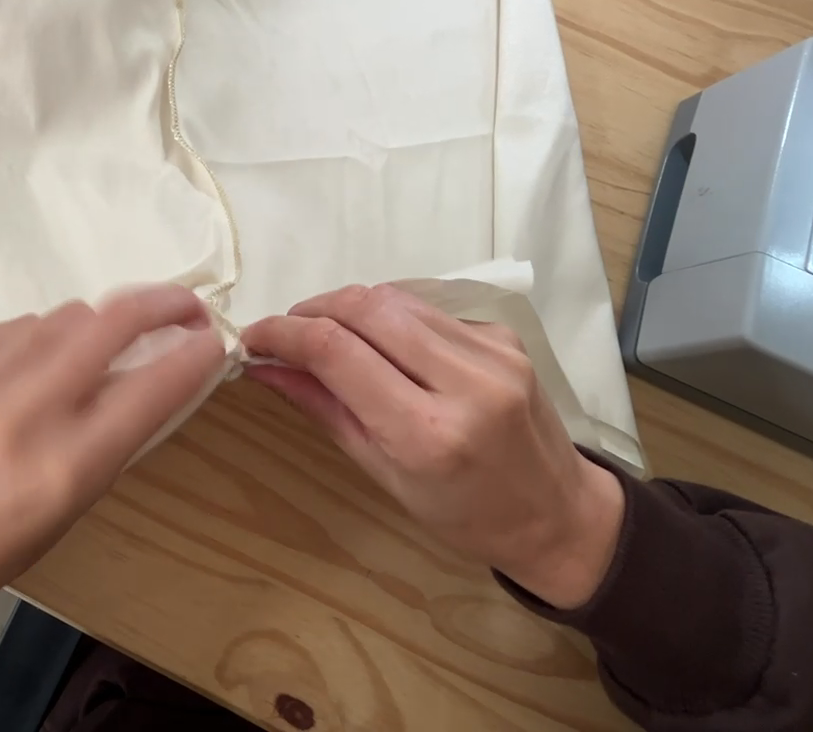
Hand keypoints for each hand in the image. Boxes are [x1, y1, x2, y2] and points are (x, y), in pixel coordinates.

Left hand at [0, 286, 226, 700]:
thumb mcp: (71, 507)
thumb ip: (116, 435)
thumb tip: (155, 368)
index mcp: (65, 466)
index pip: (153, 387)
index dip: (196, 355)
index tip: (214, 339)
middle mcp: (24, 411)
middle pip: (113, 321)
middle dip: (163, 303)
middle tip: (185, 306)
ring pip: (67, 315)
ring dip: (101, 323)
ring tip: (104, 346)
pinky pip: (21, 327)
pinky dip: (47, 338)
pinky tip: (41, 364)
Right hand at [242, 284, 623, 607]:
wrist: (559, 515)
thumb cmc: (462, 514)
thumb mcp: (383, 473)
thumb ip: (322, 408)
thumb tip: (265, 365)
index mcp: (427, 432)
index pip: (336, 351)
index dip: (283, 333)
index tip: (253, 337)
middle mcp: (464, 380)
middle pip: (364, 307)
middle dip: (311, 309)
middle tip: (286, 332)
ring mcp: (491, 350)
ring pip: (393, 298)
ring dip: (346, 307)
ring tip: (325, 332)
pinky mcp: (502, 336)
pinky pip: (425, 308)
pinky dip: (387, 316)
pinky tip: (380, 342)